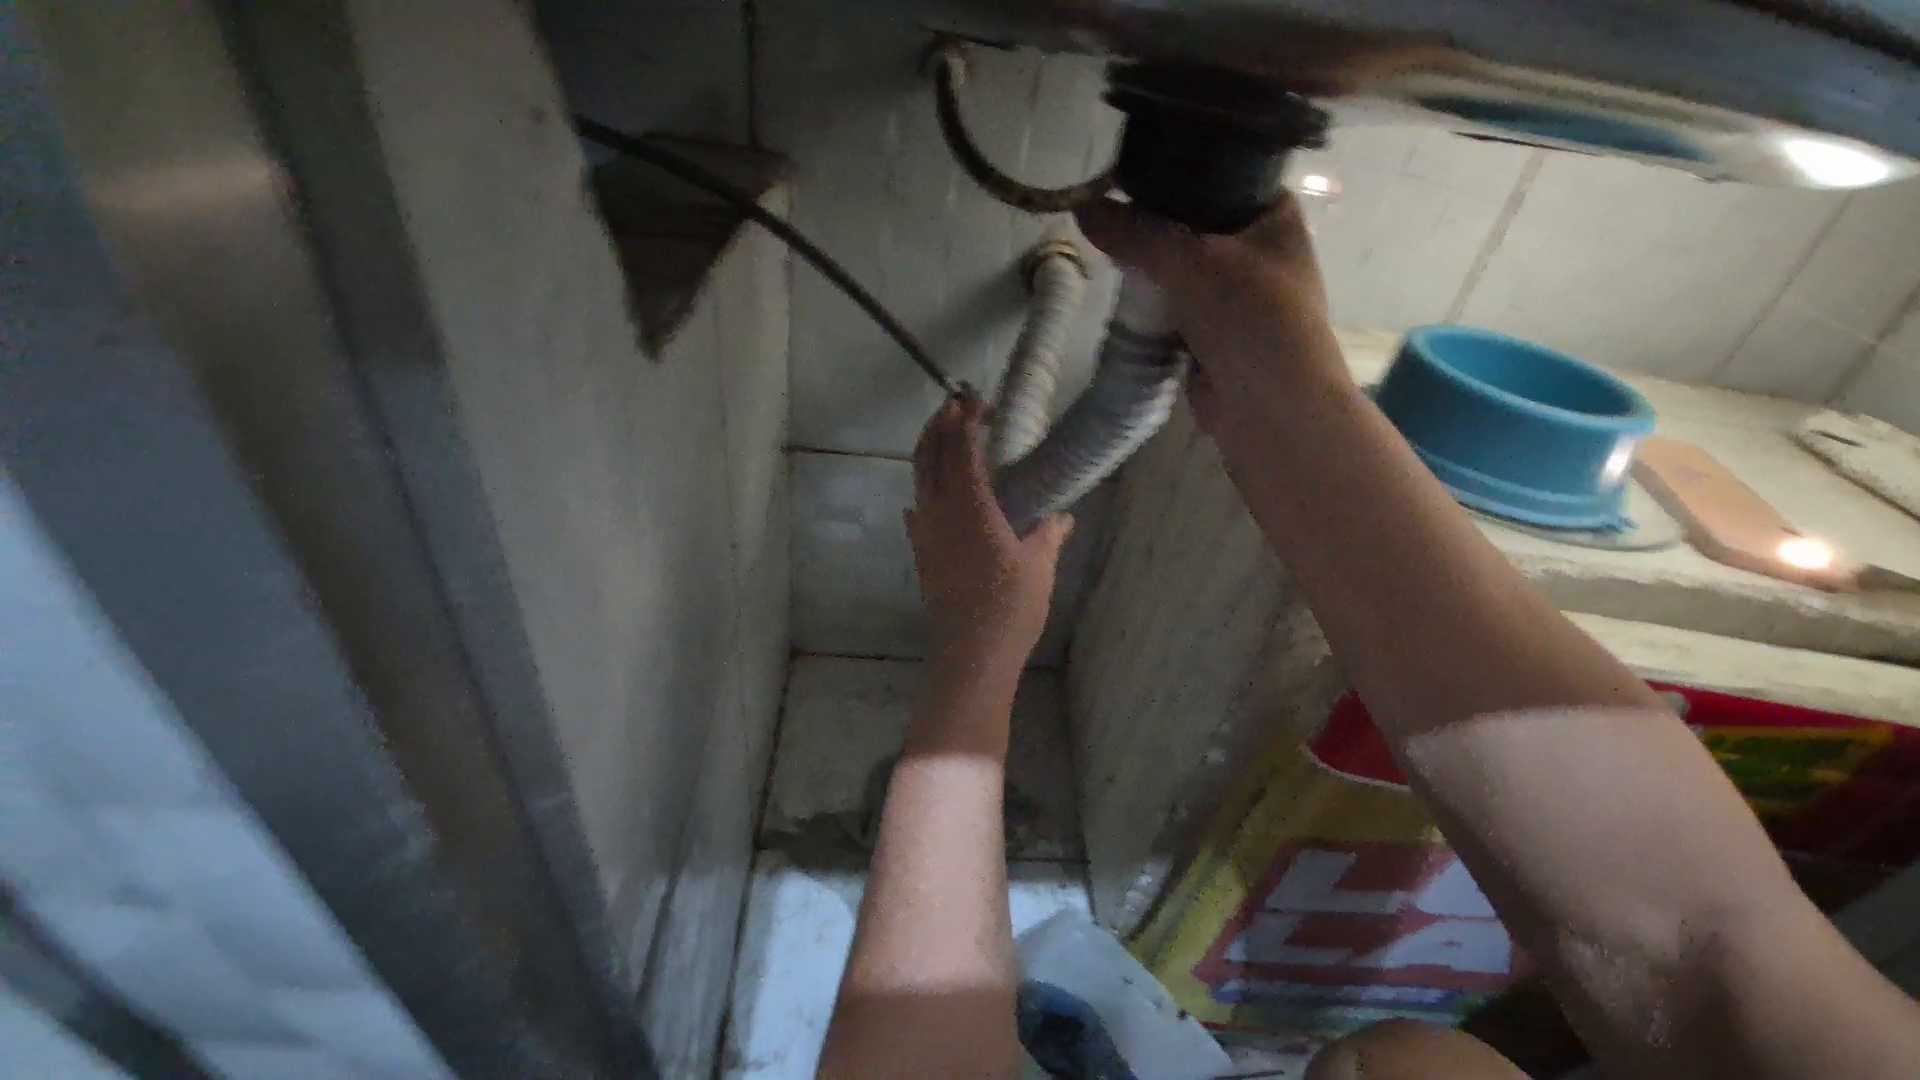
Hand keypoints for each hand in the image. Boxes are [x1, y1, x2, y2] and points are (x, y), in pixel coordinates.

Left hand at [907, 396, 1073, 680]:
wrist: (971, 654)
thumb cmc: (1010, 607)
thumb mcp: (1039, 565)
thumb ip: (1049, 533)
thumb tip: (1063, 515)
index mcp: (972, 508)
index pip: (963, 451)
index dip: (966, 421)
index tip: (976, 401)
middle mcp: (940, 513)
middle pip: (930, 457)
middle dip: (940, 426)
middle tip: (954, 406)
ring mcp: (925, 535)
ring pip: (919, 481)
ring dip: (928, 453)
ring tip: (942, 437)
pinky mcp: (921, 555)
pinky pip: (916, 513)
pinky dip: (922, 493)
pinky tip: (926, 499)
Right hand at [1075, 195, 1349, 434]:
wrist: (1272, 409)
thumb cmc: (1252, 318)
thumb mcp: (1193, 262)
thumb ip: (1136, 234)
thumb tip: (1083, 209)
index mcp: (1274, 215)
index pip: (1222, 174)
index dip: (1177, 169)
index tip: (1128, 172)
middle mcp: (1258, 250)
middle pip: (1192, 225)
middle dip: (1152, 227)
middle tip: (1107, 216)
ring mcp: (1235, 296)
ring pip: (1178, 269)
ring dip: (1148, 271)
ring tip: (1106, 252)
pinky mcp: (1211, 334)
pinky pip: (1172, 308)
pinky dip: (1151, 307)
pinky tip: (1122, 297)